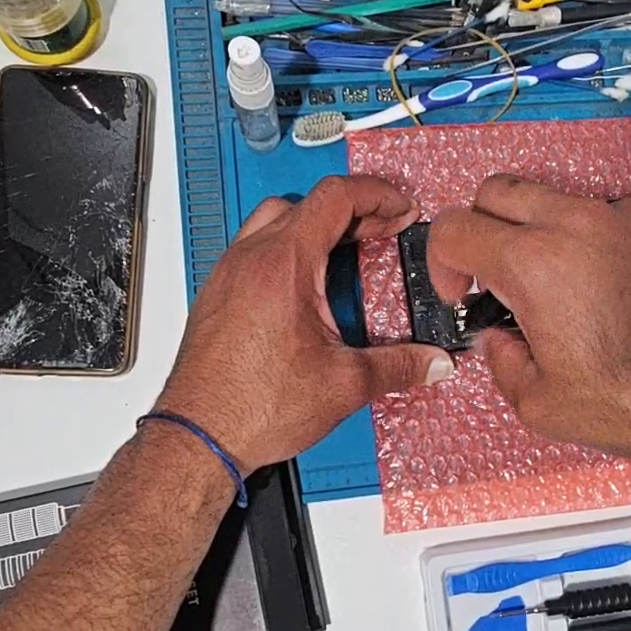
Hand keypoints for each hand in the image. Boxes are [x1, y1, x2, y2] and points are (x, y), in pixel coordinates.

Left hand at [156, 176, 454, 473]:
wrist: (198, 436)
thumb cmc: (250, 406)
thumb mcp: (344, 384)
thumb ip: (398, 365)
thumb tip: (432, 361)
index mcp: (284, 264)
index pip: (335, 197)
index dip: (378, 195)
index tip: (400, 209)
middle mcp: (250, 259)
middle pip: (308, 203)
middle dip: (354, 211)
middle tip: (383, 231)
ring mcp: (229, 275)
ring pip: (276, 221)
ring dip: (317, 228)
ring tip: (346, 255)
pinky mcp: (218, 295)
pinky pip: (256, 250)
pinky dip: (289, 252)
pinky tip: (308, 290)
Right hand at [427, 175, 630, 484]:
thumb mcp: (544, 405)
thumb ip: (502, 362)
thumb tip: (499, 340)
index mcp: (538, 264)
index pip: (454, 228)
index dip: (442, 262)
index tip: (459, 289)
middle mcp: (582, 225)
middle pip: (498, 191)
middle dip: (482, 229)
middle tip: (495, 274)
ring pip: (561, 199)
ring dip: (545, 234)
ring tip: (566, 289)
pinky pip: (617, 215)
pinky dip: (602, 242)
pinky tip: (620, 289)